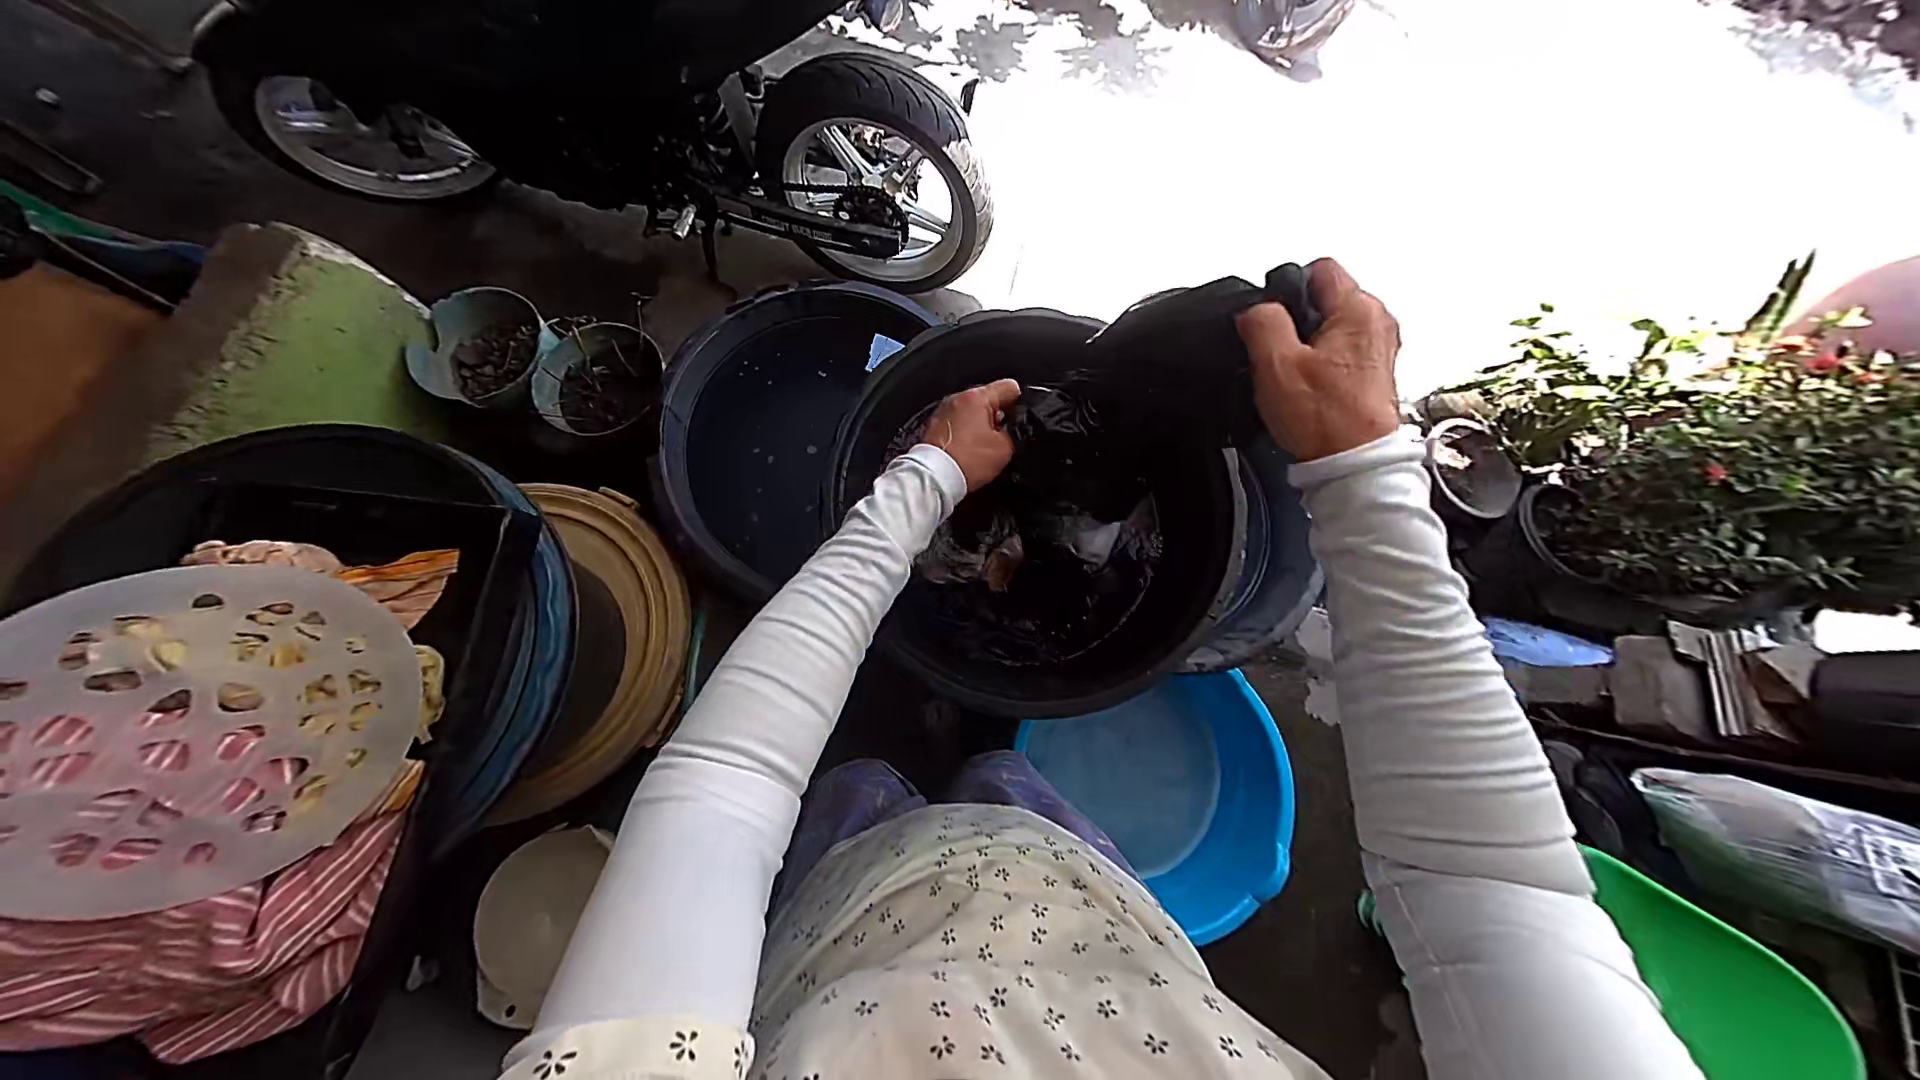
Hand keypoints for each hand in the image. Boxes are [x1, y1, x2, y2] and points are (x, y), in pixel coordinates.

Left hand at [920, 378, 1021, 491]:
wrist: (935, 478)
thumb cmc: (965, 461)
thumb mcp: (1005, 448)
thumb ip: (1014, 432)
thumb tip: (1012, 429)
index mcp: (977, 397)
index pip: (1009, 388)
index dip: (1020, 403)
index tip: (1020, 419)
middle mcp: (957, 399)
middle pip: (989, 400)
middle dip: (998, 418)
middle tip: (1001, 439)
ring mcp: (944, 412)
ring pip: (972, 413)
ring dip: (981, 427)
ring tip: (983, 448)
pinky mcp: (935, 426)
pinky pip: (958, 425)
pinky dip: (965, 434)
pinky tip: (968, 451)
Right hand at [1236, 258, 1401, 461]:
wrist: (1353, 462)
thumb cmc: (1326, 418)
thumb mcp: (1275, 364)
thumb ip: (1261, 323)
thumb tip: (1254, 310)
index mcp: (1359, 309)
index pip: (1317, 270)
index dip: (1283, 290)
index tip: (1271, 321)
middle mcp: (1377, 323)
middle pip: (1323, 301)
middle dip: (1294, 323)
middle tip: (1278, 356)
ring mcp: (1379, 349)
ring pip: (1329, 329)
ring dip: (1305, 348)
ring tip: (1292, 377)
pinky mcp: (1373, 373)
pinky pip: (1337, 354)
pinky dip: (1319, 366)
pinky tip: (1307, 390)